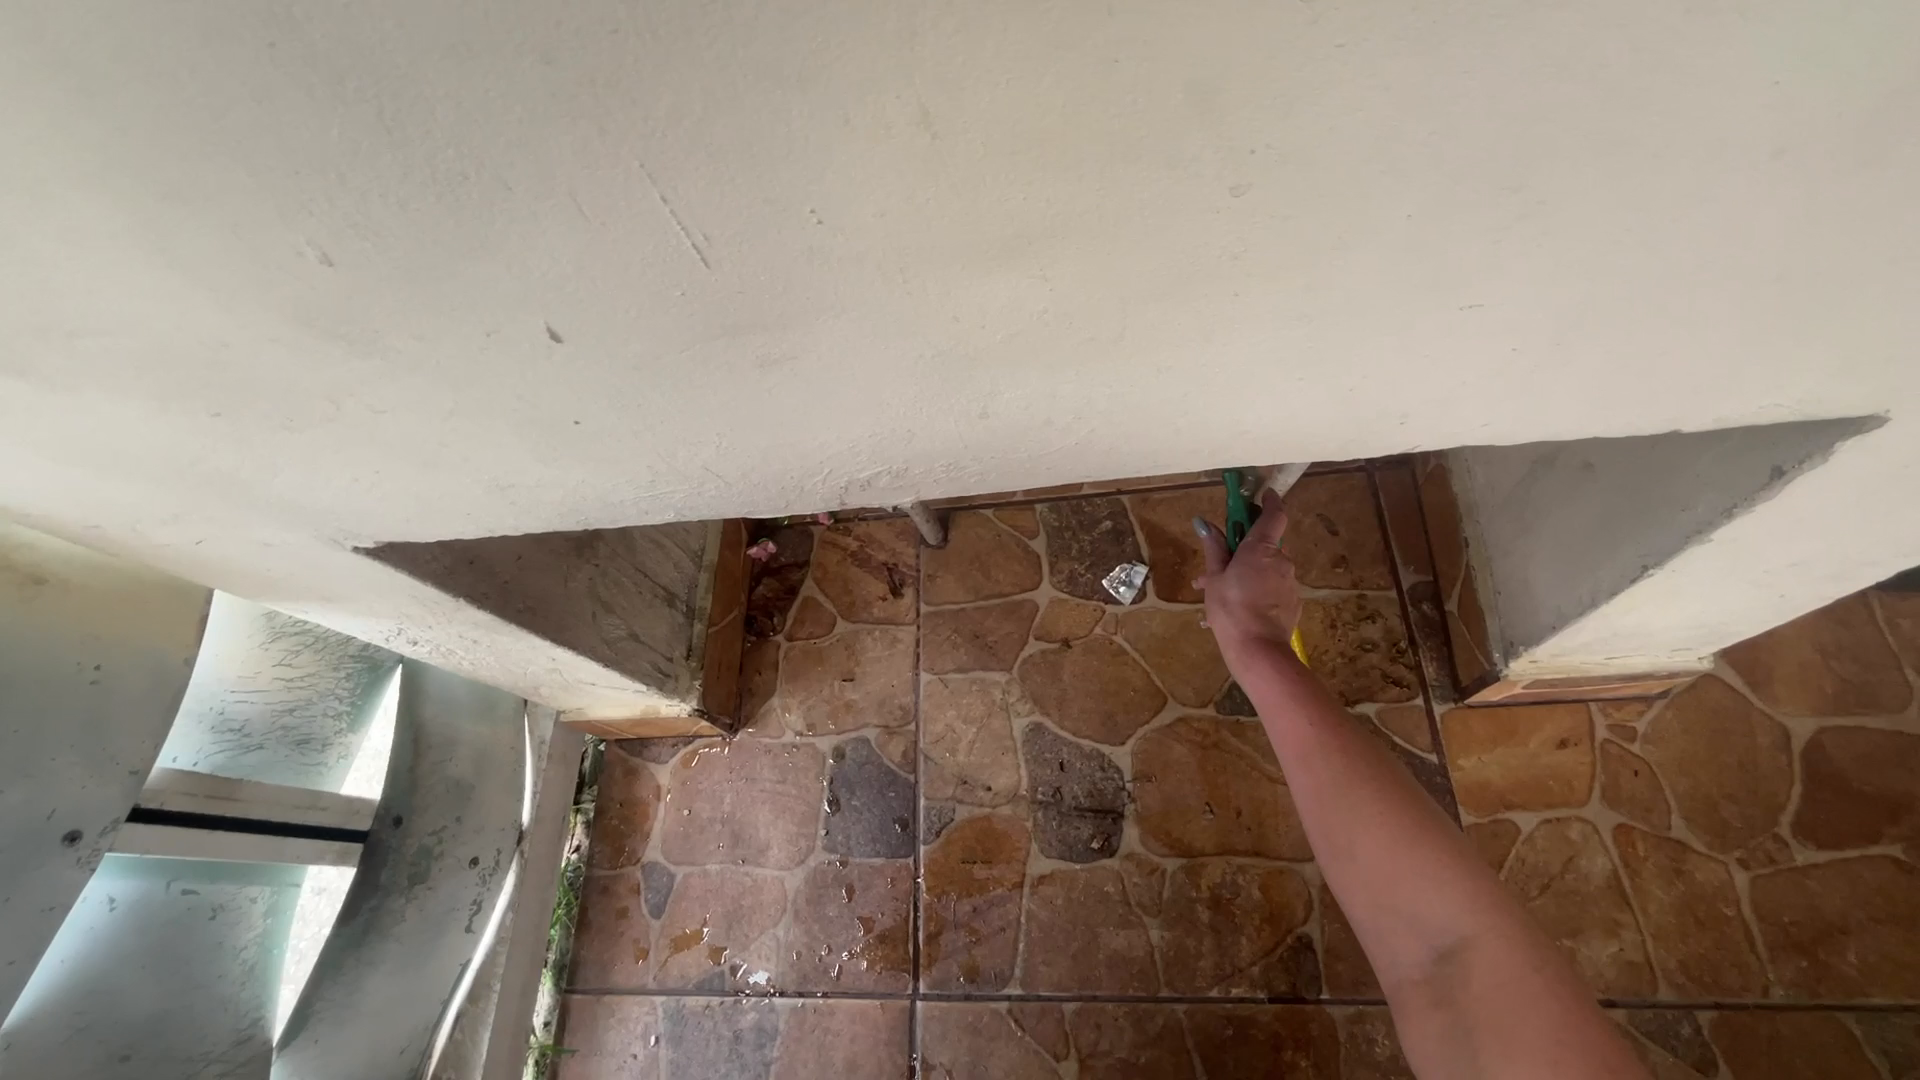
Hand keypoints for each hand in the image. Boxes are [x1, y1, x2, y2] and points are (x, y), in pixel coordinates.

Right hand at [1193, 489, 1303, 658]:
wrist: (1258, 650)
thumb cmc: (1230, 609)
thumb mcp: (1215, 578)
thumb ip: (1214, 549)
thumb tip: (1204, 523)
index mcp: (1261, 549)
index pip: (1274, 515)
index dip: (1269, 502)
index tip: (1262, 494)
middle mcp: (1281, 561)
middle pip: (1265, 546)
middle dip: (1242, 551)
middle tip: (1217, 567)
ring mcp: (1290, 582)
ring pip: (1266, 570)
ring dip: (1245, 574)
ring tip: (1218, 596)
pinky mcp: (1292, 602)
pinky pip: (1272, 589)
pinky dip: (1256, 591)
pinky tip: (1236, 610)